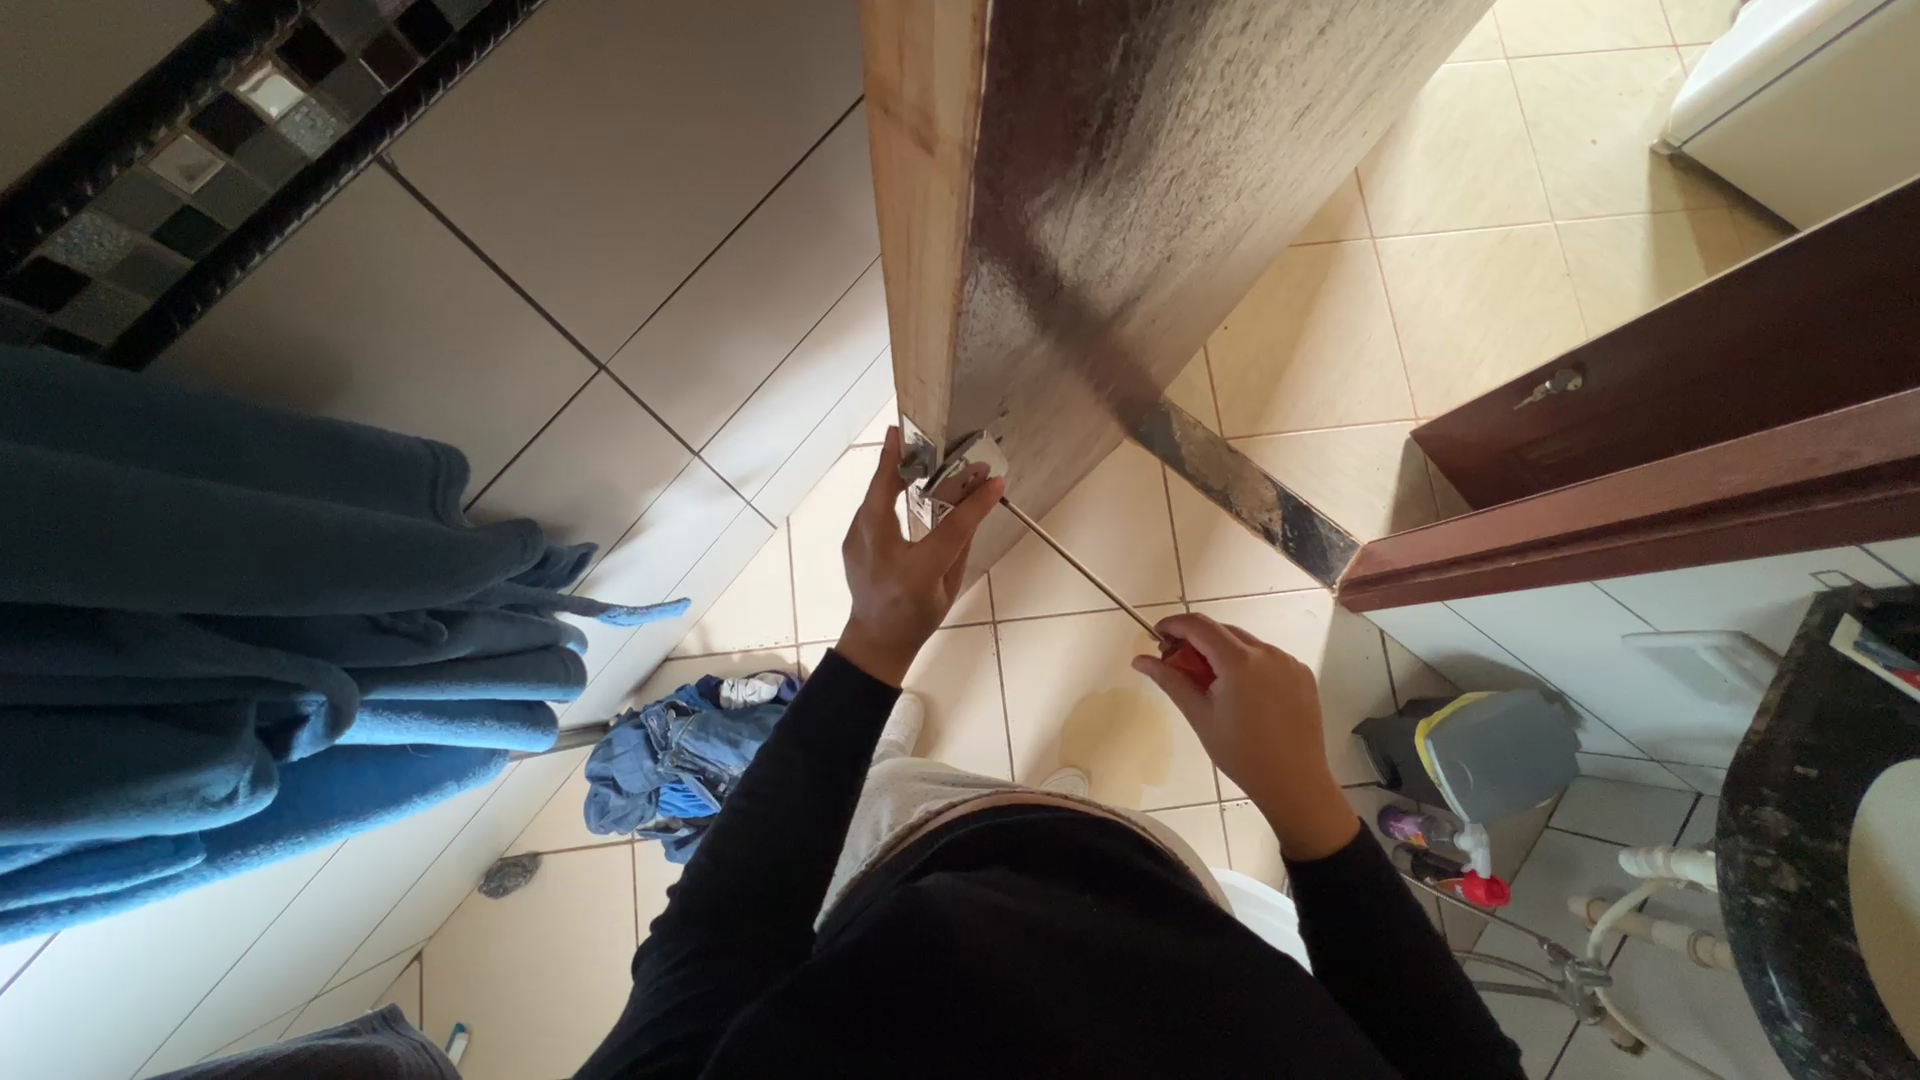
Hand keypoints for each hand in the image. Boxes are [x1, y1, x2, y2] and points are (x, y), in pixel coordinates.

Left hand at [835, 426, 1002, 686]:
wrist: (876, 639)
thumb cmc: (918, 617)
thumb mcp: (949, 587)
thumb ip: (961, 544)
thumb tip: (975, 502)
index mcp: (916, 573)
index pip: (951, 530)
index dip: (975, 503)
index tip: (993, 479)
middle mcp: (881, 554)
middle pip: (884, 497)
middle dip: (893, 461)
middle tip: (904, 431)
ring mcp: (858, 545)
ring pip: (871, 497)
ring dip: (887, 469)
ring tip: (901, 442)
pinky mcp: (851, 541)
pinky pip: (868, 507)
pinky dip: (882, 488)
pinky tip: (896, 476)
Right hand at [1132, 613, 1359, 860]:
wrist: (1295, 783)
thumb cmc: (1241, 753)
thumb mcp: (1199, 715)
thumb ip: (1170, 680)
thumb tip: (1139, 659)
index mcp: (1239, 661)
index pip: (1198, 625)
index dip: (1173, 624)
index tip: (1157, 636)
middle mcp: (1267, 653)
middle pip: (1222, 630)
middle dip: (1195, 639)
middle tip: (1178, 664)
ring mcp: (1289, 662)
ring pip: (1245, 642)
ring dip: (1221, 651)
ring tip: (1210, 683)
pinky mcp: (1302, 674)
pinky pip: (1266, 657)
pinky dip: (1246, 663)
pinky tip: (1241, 693)